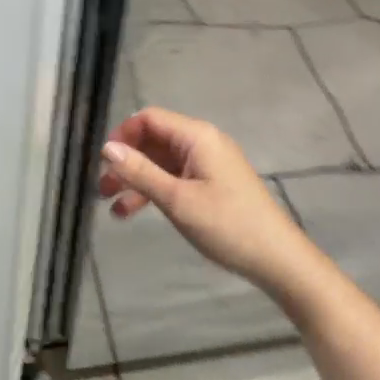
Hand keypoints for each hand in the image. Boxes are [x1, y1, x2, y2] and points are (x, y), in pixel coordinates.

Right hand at [98, 107, 301, 282]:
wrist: (278, 260)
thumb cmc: (227, 225)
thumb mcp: (178, 200)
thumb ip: (141, 172)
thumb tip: (107, 148)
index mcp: (197, 136)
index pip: (150, 119)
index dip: (123, 135)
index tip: (102, 160)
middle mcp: (202, 142)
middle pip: (154, 141)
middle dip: (126, 162)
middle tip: (101, 187)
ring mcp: (208, 164)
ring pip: (161, 162)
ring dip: (136, 180)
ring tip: (111, 205)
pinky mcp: (212, 184)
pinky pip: (175, 178)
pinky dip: (154, 191)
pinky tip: (132, 213)